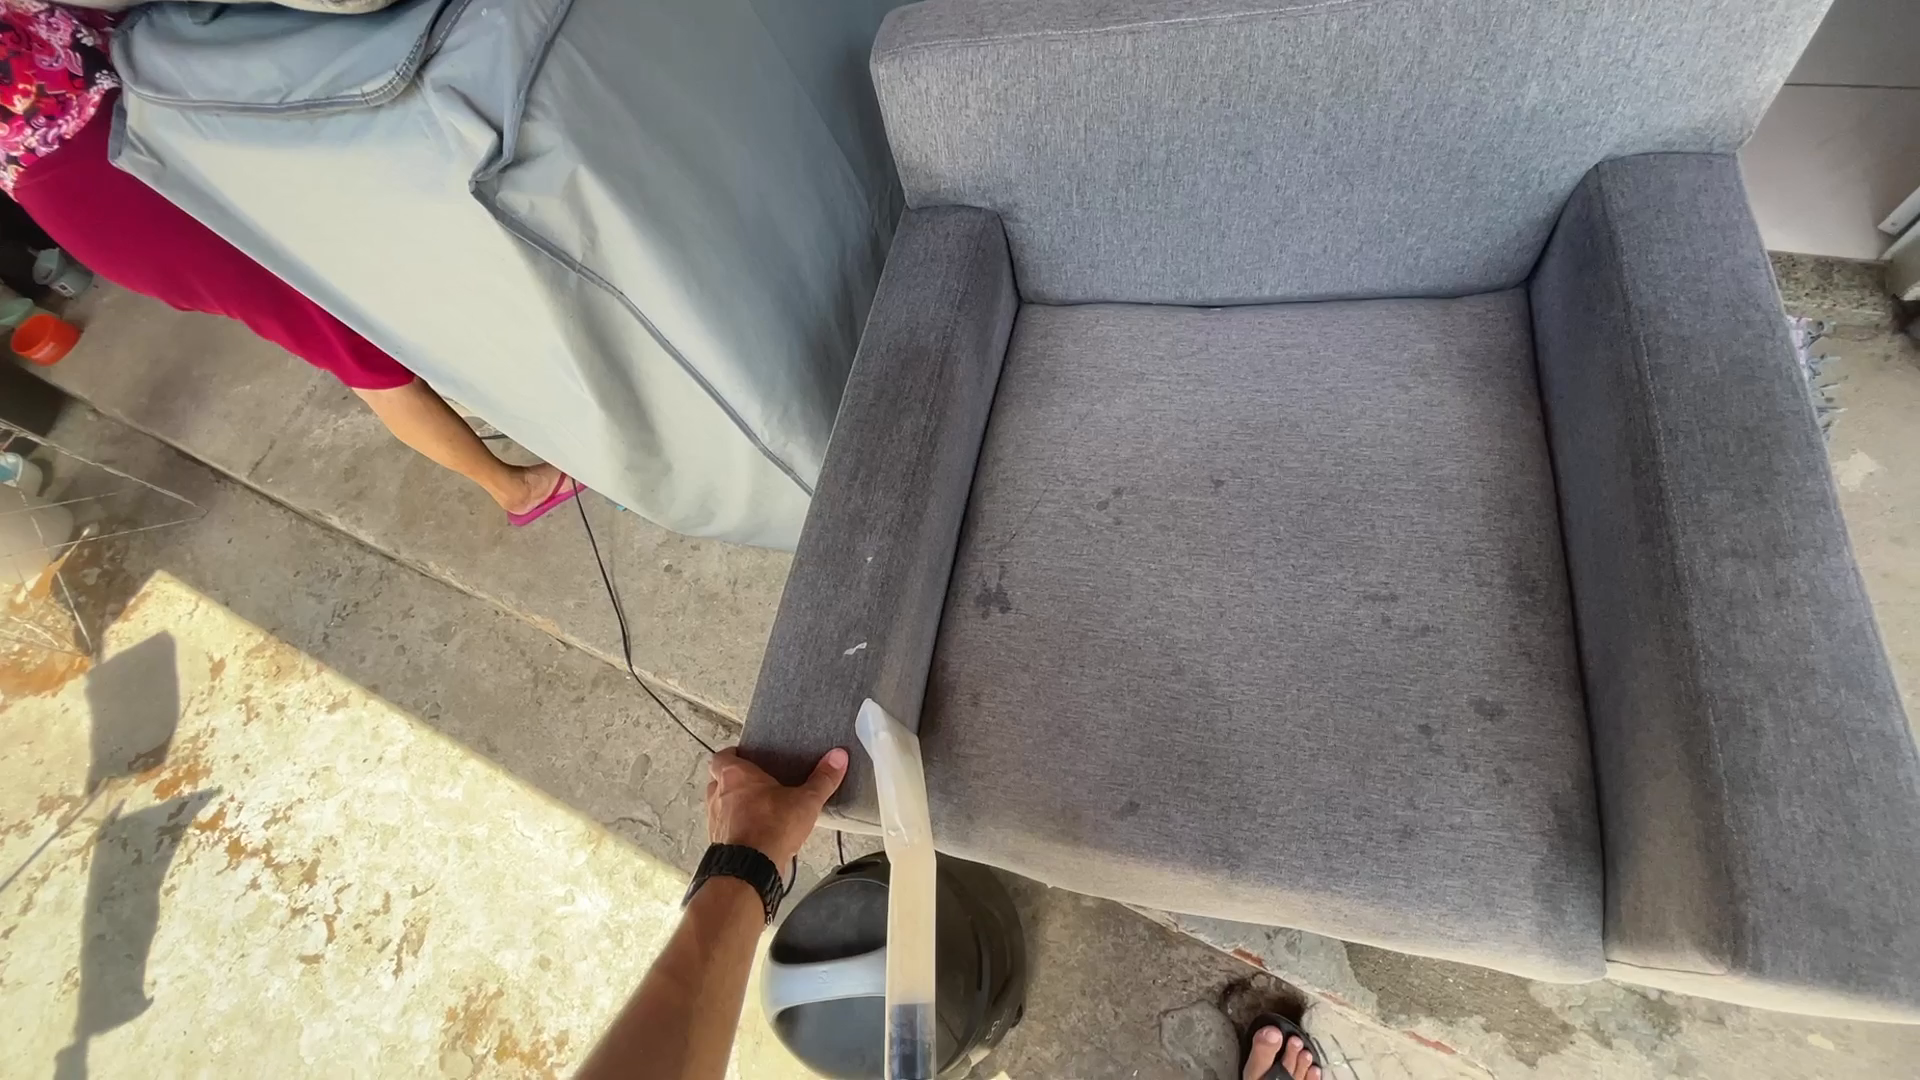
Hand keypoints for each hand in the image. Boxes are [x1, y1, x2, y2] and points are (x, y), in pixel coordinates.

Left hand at [706, 747, 847, 879]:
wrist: (749, 869)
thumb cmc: (771, 827)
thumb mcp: (805, 800)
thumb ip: (823, 778)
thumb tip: (838, 756)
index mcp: (735, 775)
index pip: (722, 756)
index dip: (732, 755)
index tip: (745, 756)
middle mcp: (719, 795)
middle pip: (717, 780)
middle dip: (732, 780)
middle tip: (754, 782)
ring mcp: (715, 820)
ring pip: (718, 805)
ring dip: (731, 805)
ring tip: (755, 808)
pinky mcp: (718, 843)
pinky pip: (724, 829)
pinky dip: (734, 828)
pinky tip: (754, 833)